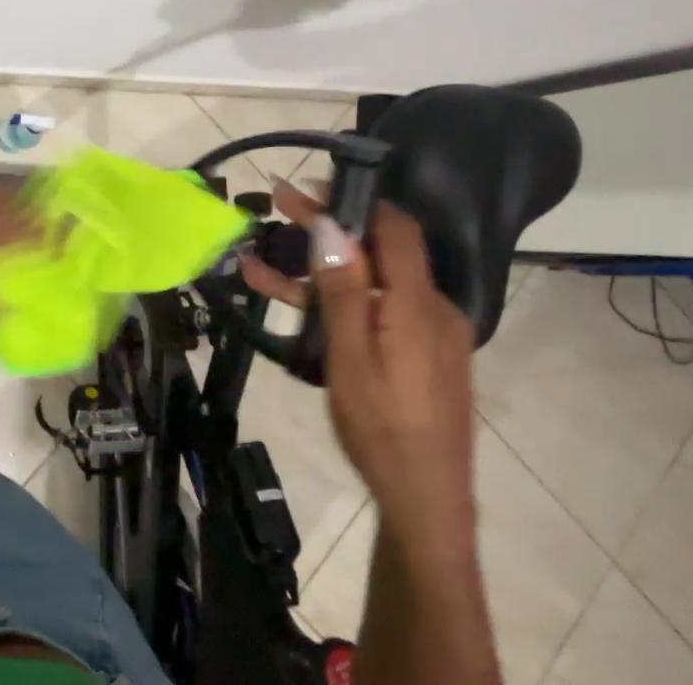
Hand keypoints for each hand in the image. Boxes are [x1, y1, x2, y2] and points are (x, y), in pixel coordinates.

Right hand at [239, 181, 479, 553]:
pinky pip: (380, 312)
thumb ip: (343, 292)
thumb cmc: (382, 432)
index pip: (392, 228)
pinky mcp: (422, 354)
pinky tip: (298, 308)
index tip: (305, 190)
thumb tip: (331, 227)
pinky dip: (341, 303)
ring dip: (321, 272)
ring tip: (259, 267)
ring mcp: (429, 332)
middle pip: (379, 252)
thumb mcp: (351, 360)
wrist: (426, 502)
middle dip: (326, 230)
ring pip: (372, 285)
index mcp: (419, 304)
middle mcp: (432, 308)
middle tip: (276, 211)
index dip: (352, 201)